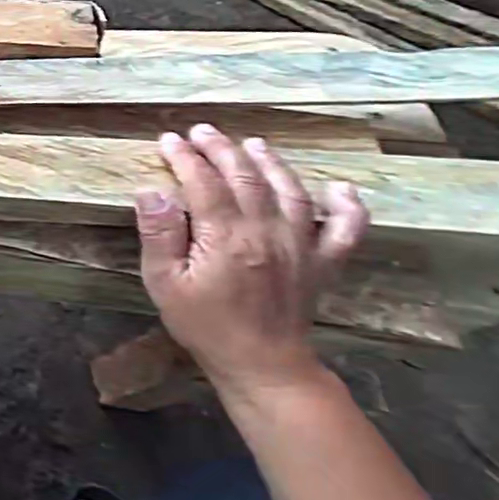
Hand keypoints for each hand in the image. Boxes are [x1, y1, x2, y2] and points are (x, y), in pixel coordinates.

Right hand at [134, 126, 368, 398]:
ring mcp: (301, 245)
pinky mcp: (322, 262)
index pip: (203, 182)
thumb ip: (158, 235)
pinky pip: (344, 229)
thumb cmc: (205, 327)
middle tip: (201, 131)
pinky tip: (340, 188)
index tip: (168, 140)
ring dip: (270, 162)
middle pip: (244, 176)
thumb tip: (151, 191)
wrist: (263, 367)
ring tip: (252, 144)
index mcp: (226, 237)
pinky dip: (347, 206)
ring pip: (288, 190)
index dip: (185, 157)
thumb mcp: (164, 284)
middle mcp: (267, 232)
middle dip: (220, 148)